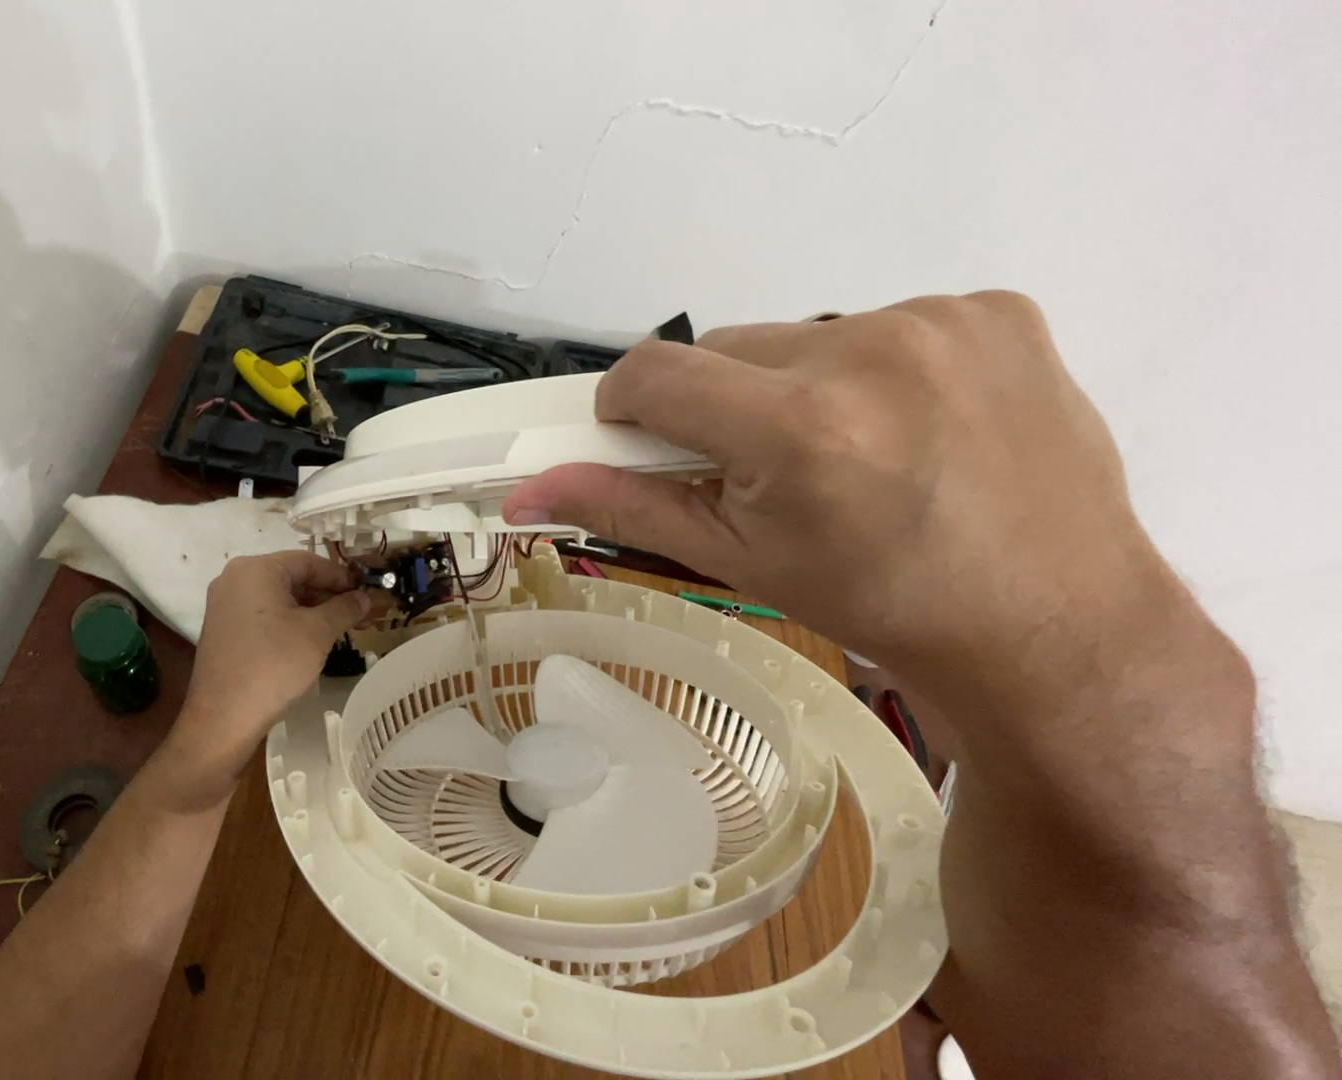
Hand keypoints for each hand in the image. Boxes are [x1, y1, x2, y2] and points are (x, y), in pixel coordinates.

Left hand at [153, 551, 375, 808]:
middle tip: (356, 612)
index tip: (366, 591)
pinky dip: (287, 621)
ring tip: (338, 628)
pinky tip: (309, 640)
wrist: (225, 717)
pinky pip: (262, 614)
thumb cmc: (274, 665)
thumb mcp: (317, 634)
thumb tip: (365, 597)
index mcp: (255, 569)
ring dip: (309, 609)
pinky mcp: (222, 628)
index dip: (341, 576)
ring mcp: (224, 604)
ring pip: (277, 597)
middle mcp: (234, 579)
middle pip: (291, 577)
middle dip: (326, 594)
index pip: (308, 561)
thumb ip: (344, 609)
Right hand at [502, 292, 1186, 702]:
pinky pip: (884, 323)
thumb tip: (523, 492)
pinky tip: (911, 426)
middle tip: (762, 467)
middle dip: (720, 402)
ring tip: (847, 450)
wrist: (1047, 624)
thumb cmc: (875, 604)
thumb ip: (624, 506)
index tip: (644, 437)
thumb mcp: (736, 558)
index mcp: (795, 427)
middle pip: (726, 348)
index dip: (630, 405)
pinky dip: (872, 368)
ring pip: (802, 336)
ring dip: (795, 384)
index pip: (653, 373)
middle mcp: (868, 352)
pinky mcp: (995, 310)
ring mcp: (942, 322)